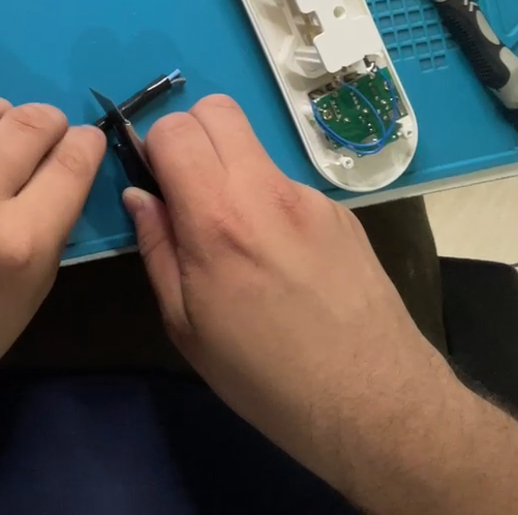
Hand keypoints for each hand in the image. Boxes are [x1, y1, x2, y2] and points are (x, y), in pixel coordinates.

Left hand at [0, 97, 104, 427]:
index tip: (86, 139)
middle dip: (51, 121)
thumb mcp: (35, 290)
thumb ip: (55, 221)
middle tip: (49, 132)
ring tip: (0, 130)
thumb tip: (67, 161)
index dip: (88, 143)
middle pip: (29, 124)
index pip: (72, 163)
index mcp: (17, 244)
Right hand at [124, 95, 454, 462]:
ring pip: (251, 143)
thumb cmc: (263, 374)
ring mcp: (309, 196)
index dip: (154, 147)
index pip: (174, 129)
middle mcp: (264, 190)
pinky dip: (265, 197)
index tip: (155, 183)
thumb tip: (139, 195)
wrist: (378, 408)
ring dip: (228, 164)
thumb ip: (156, 247)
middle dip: (190, 134)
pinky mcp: (341, 211)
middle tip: (187, 185)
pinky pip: (284, 180)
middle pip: (216, 109)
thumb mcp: (184, 324)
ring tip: (236, 228)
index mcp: (217, 218)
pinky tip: (280, 254)